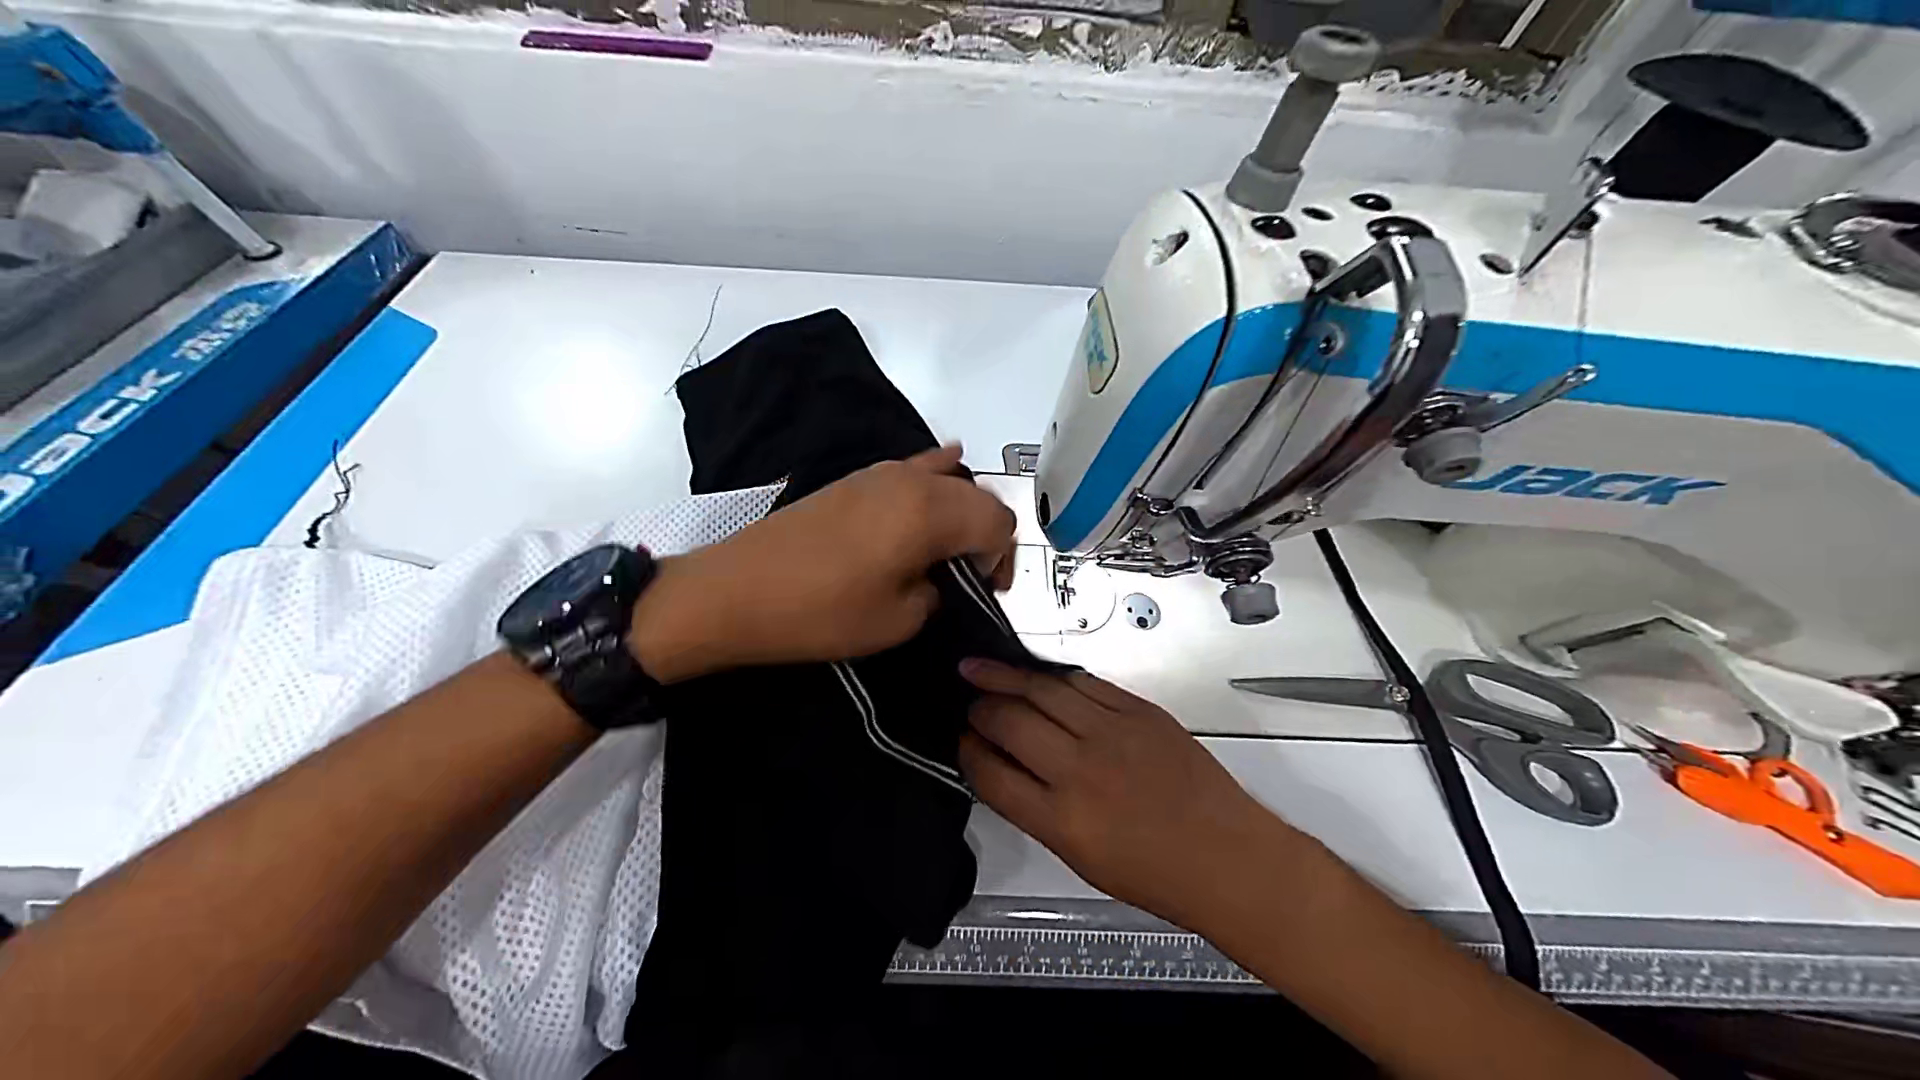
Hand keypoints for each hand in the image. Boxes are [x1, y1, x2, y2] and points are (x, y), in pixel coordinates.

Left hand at [629, 445, 1015, 681]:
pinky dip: (935, 474)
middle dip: (987, 534)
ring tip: (946, 548)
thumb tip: (940, 579)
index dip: (1002, 559)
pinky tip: (943, 471)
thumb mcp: (898, 620)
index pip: (998, 522)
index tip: (983, 591)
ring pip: (948, 480)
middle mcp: (912, 481)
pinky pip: (912, 468)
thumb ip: (938, 593)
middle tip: (969, 576)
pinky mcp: (855, 480)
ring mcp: (880, 474)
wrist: (736, 592)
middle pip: (978, 496)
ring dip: (961, 510)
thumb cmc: (821, 613)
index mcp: (930, 512)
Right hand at [958, 658, 1299, 931]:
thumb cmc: (1158, 871)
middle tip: (969, 701)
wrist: (1227, 857)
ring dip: (1005, 676)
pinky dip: (1055, 677)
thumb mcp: (1079, 856)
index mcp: (1061, 820)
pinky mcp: (1140, 712)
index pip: (991, 773)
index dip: (968, 752)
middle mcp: (1081, 771)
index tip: (962, 741)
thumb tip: (1004, 770)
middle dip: (980, 708)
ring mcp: (1112, 734)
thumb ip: (1035, 809)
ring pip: (1042, 690)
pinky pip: (1085, 682)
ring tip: (980, 667)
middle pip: (1010, 721)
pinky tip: (1039, 675)